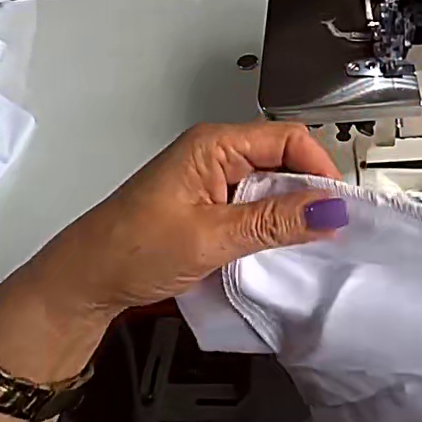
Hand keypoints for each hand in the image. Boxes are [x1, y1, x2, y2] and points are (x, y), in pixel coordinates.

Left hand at [0, 122, 345, 379]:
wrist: (85, 283)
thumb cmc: (129, 249)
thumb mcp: (212, 237)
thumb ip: (275, 222)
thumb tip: (328, 210)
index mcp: (213, 144)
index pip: (287, 138)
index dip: (318, 167)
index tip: (336, 205)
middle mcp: (216, 153)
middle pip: (284, 158)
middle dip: (309, 190)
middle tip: (326, 227)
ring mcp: (214, 177)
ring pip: (272, 182)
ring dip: (291, 208)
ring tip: (302, 237)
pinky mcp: (212, 202)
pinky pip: (257, 201)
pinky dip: (273, 220)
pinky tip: (278, 242)